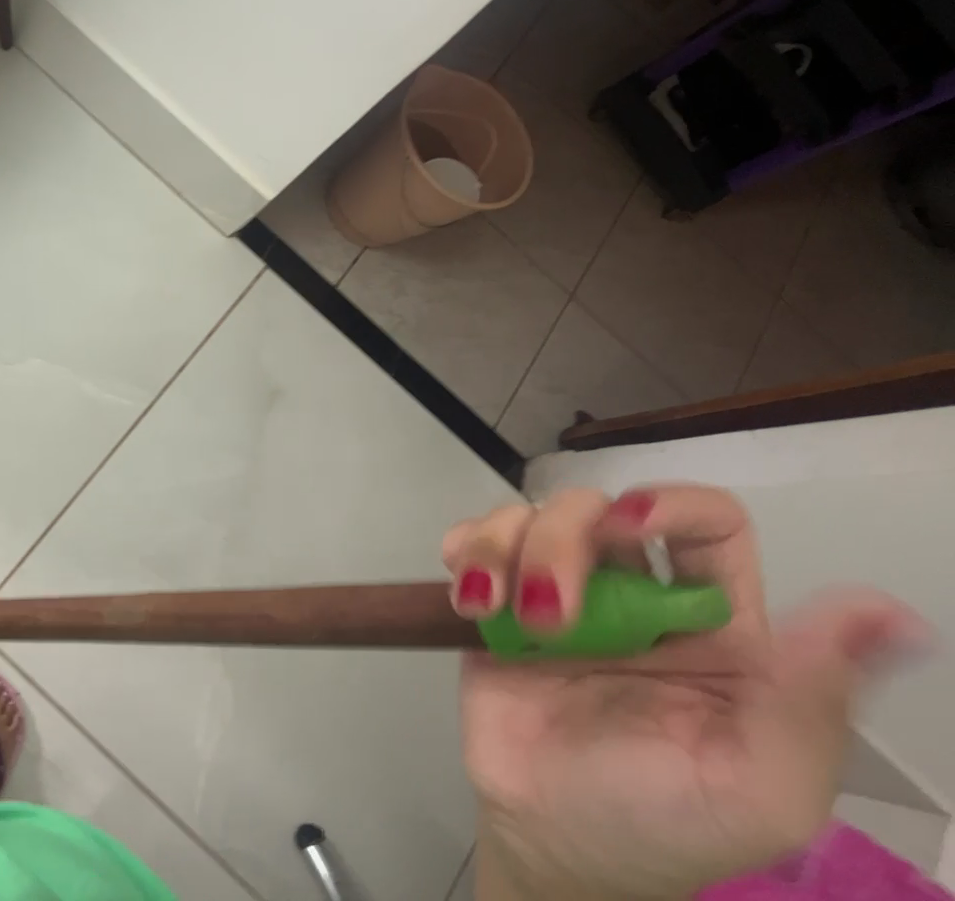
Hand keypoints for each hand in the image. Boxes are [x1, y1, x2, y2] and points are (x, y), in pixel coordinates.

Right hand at [444, 486, 930, 900]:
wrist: (556, 842)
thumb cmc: (670, 822)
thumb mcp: (765, 785)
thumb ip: (811, 700)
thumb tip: (883, 611)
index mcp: (711, 625)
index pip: (707, 526)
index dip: (670, 505)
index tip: (625, 527)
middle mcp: (633, 595)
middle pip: (596, 510)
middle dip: (561, 541)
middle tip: (546, 614)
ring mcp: (557, 597)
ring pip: (527, 518)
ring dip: (502, 548)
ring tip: (489, 609)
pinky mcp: (496, 609)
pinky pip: (472, 547)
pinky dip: (463, 552)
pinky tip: (464, 594)